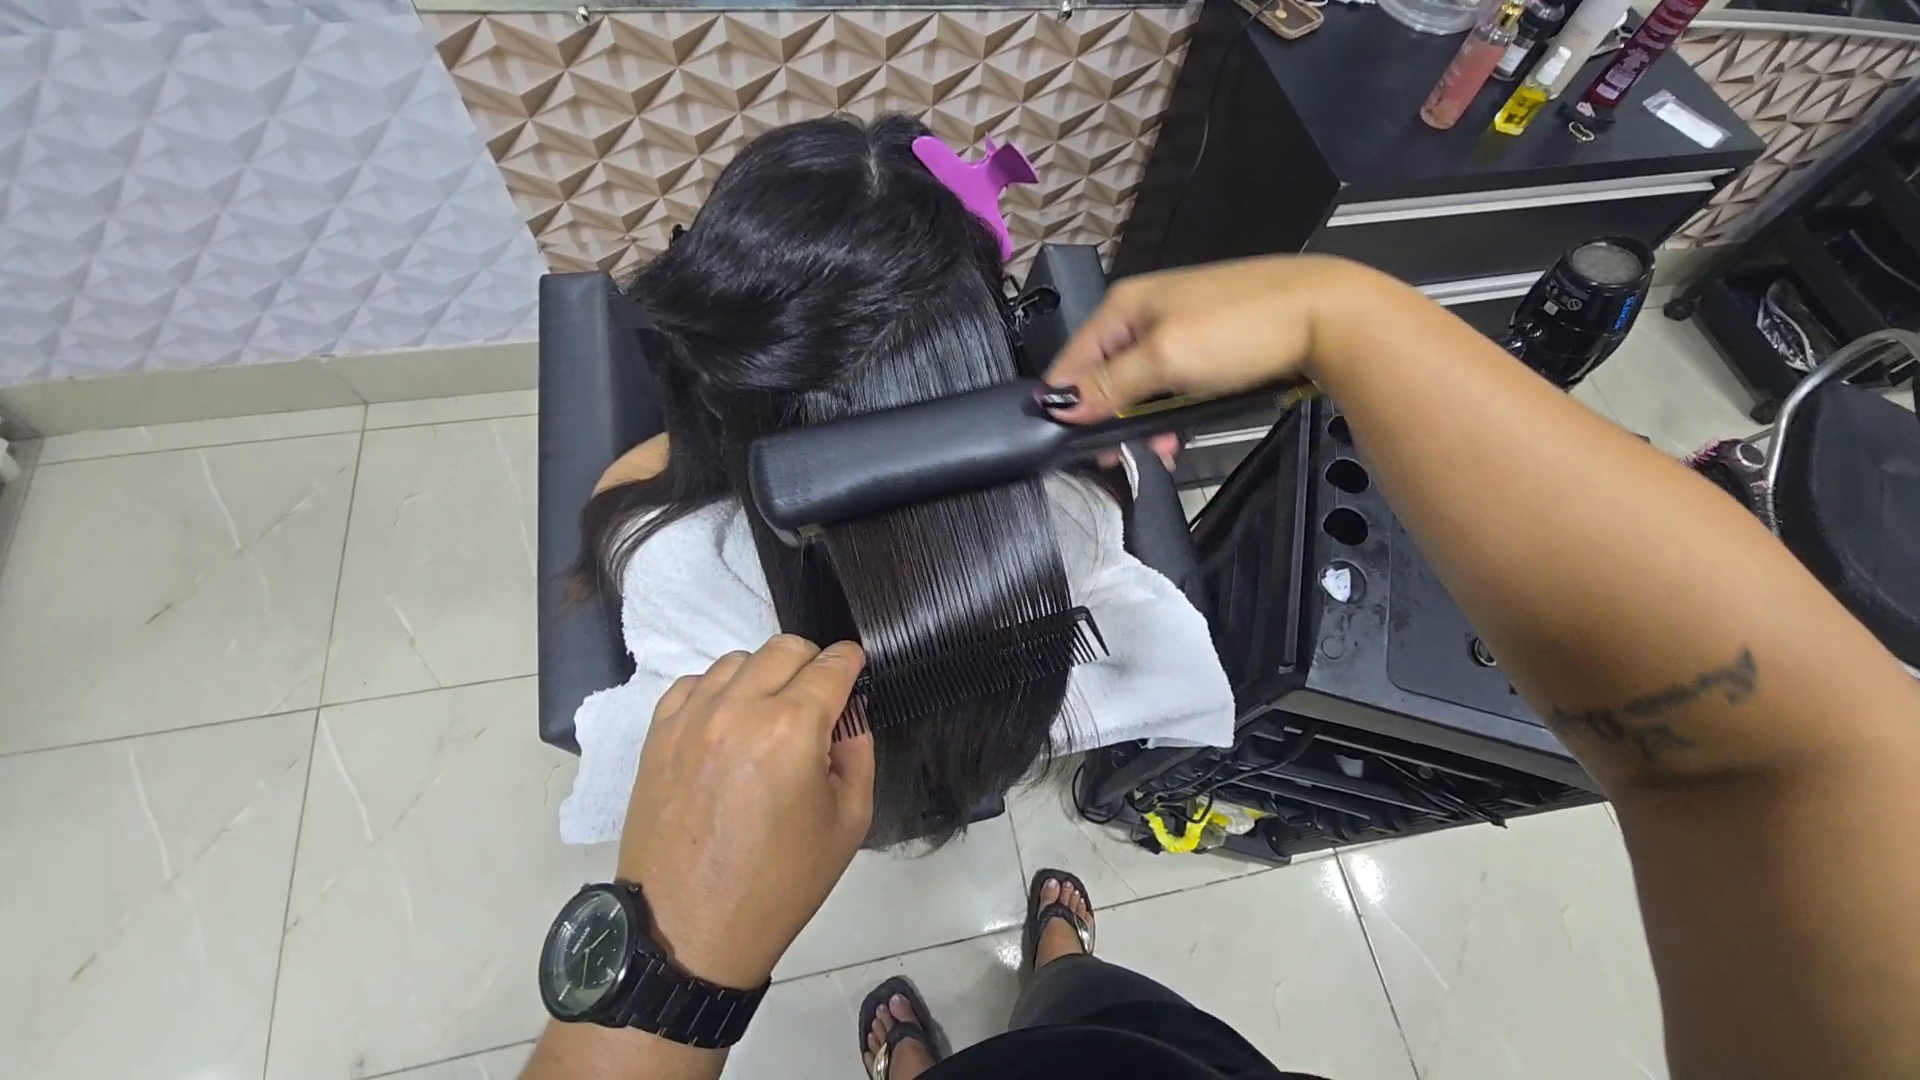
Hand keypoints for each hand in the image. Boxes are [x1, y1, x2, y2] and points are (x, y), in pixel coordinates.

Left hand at [616, 635, 874, 988]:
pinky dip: (720, 690)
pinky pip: (694, 683)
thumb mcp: (849, 821)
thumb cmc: (779, 883)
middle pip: (786, 648)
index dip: (852, 662)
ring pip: (739, 659)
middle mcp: (738, 709)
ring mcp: (691, 718)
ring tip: (771, 715)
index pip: (831, 665)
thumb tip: (847, 715)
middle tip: (820, 697)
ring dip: (765, 675)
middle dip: (813, 663)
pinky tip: (729, 723)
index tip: (856, 670)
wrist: (688, 932)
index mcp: (792, 729)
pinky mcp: (658, 734)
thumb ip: (858, 752)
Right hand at [1044, 254, 1389, 422]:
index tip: (1075, 444)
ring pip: (1135, 388)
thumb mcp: (1165, 360)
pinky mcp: (1201, 348)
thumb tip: (1058, 403)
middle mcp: (1142, 315)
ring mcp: (1173, 331)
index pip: (1070, 361)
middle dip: (1109, 420)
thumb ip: (1109, 384)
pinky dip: (1168, 414)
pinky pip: (1167, 388)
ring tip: (1160, 449)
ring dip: (1141, 423)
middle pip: (1102, 377)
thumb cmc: (1243, 328)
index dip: (1068, 404)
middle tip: (1119, 456)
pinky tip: (1178, 435)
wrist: (1326, 317)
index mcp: (1123, 306)